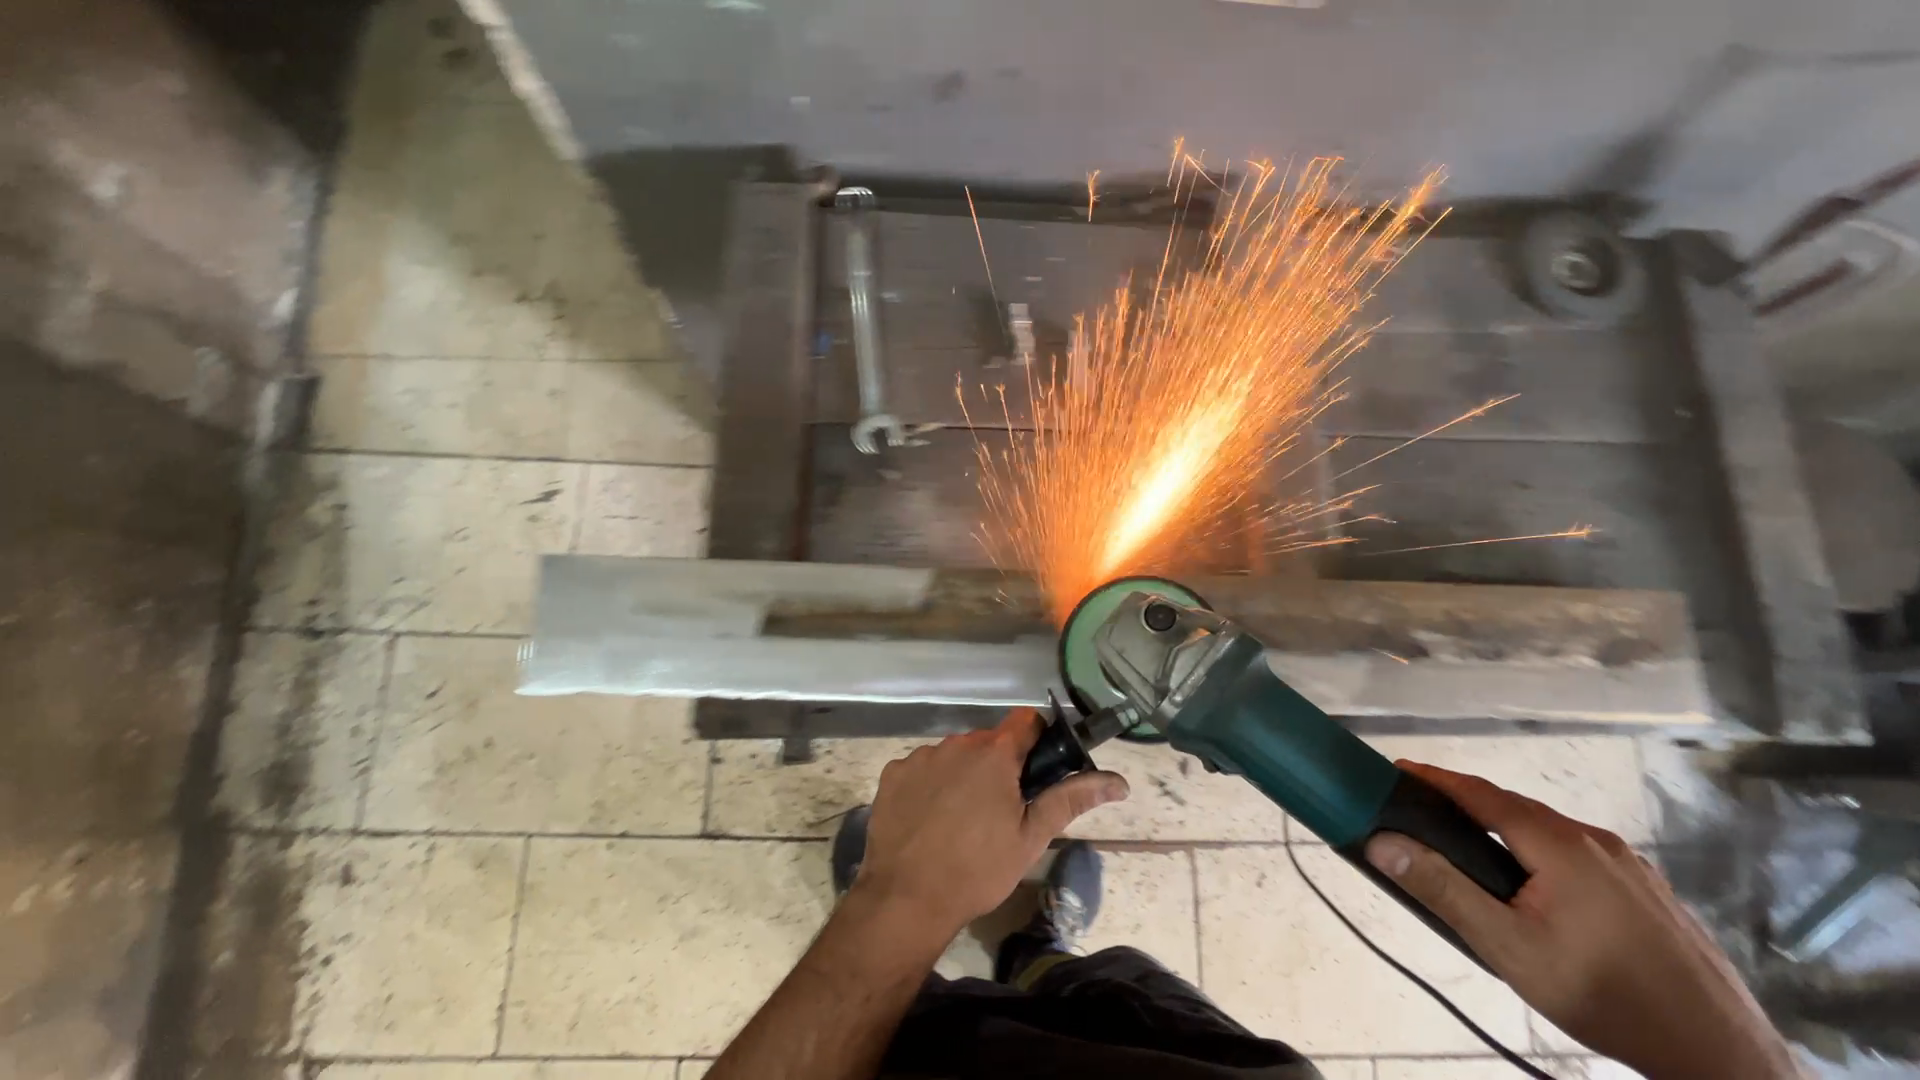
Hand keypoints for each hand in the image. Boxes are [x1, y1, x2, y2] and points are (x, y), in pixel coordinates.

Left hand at [853, 708, 1129, 939]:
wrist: (907, 898)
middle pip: (988, 742)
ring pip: (954, 755)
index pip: (1026, 720)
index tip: (1037, 770)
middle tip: (1002, 811)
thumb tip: (1119, 781)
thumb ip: (1072, 799)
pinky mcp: (892, 774)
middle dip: (999, 766)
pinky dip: (930, 786)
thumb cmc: (979, 869)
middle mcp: (956, 743)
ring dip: (964, 775)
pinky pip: (921, 770)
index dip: (1038, 739)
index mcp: (994, 753)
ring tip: (962, 822)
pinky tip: (929, 821)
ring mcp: (919, 757)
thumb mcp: (1032, 837)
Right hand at [1365, 762, 1795, 1079]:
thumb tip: (1382, 842)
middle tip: (1420, 812)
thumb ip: (1444, 891)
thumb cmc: (1602, 994)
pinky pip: (1578, 854)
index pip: (1482, 794)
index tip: (1396, 769)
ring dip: (1503, 829)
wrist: (1719, 1051)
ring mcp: (1629, 865)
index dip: (1436, 778)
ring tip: (1468, 850)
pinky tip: (1534, 887)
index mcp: (1560, 844)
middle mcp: (1596, 840)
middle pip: (1516, 808)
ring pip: (1550, 832)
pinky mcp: (1649, 891)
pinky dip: (1538, 851)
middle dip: (1464, 802)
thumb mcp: (1509, 947)